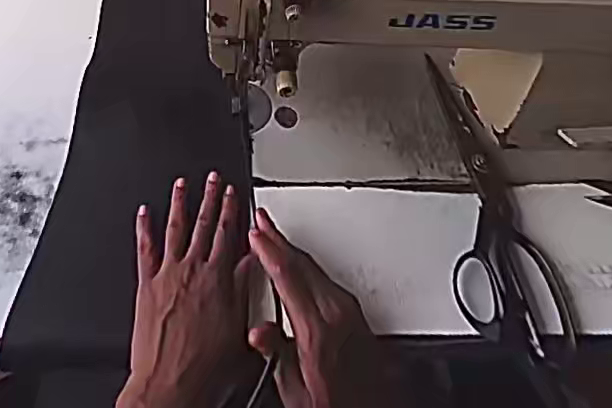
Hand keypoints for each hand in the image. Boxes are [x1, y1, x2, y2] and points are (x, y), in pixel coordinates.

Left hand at [119, 173, 252, 407]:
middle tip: (212, 177)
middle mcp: (192, 269)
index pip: (227, 233)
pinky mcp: (146, 285)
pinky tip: (143, 212)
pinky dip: (143, 228)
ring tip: (181, 184)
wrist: (168, 388)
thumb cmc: (204, 368)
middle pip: (204, 224)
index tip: (232, 192)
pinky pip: (144, 249)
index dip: (230, 209)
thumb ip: (244, 290)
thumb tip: (250, 262)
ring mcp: (168, 274)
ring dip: (179, 203)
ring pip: (175, 228)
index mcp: (217, 278)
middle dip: (210, 197)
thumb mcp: (238, 329)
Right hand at [246, 207, 409, 407]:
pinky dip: (306, 263)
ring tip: (274, 235)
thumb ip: (277, 355)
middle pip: (302, 263)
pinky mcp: (356, 312)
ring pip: (314, 267)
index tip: (255, 233)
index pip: (288, 275)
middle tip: (262, 219)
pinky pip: (325, 277)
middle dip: (279, 238)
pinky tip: (296, 262)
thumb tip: (257, 331)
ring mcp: (349, 311)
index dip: (269, 250)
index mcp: (317, 331)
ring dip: (292, 248)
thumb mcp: (297, 394)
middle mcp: (337, 313)